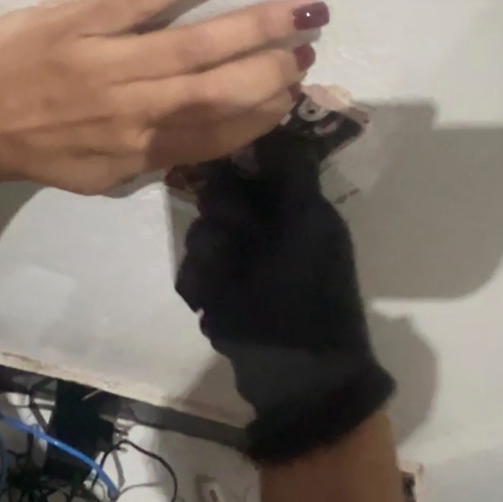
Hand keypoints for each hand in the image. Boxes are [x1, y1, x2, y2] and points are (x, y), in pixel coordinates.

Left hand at [0, 0, 324, 193]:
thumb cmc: (39, 149)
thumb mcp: (102, 174)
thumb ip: (155, 156)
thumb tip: (209, 135)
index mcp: (141, 151)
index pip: (218, 134)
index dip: (263, 115)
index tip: (293, 95)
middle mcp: (135, 111)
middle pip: (219, 92)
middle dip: (272, 73)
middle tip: (309, 50)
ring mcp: (110, 64)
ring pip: (194, 47)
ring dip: (253, 28)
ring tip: (301, 11)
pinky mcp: (81, 21)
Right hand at [177, 130, 394, 462]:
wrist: (297, 375)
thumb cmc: (309, 294)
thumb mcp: (309, 225)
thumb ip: (293, 173)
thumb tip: (276, 126)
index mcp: (297, 208)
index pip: (257, 164)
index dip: (235, 164)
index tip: (217, 171)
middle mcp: (268, 227)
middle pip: (219, 198)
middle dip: (219, 221)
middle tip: (234, 245)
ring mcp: (241, 261)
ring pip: (201, 234)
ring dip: (209, 260)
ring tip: (225, 287)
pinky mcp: (219, 291)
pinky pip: (192, 271)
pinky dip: (201, 287)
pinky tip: (215, 305)